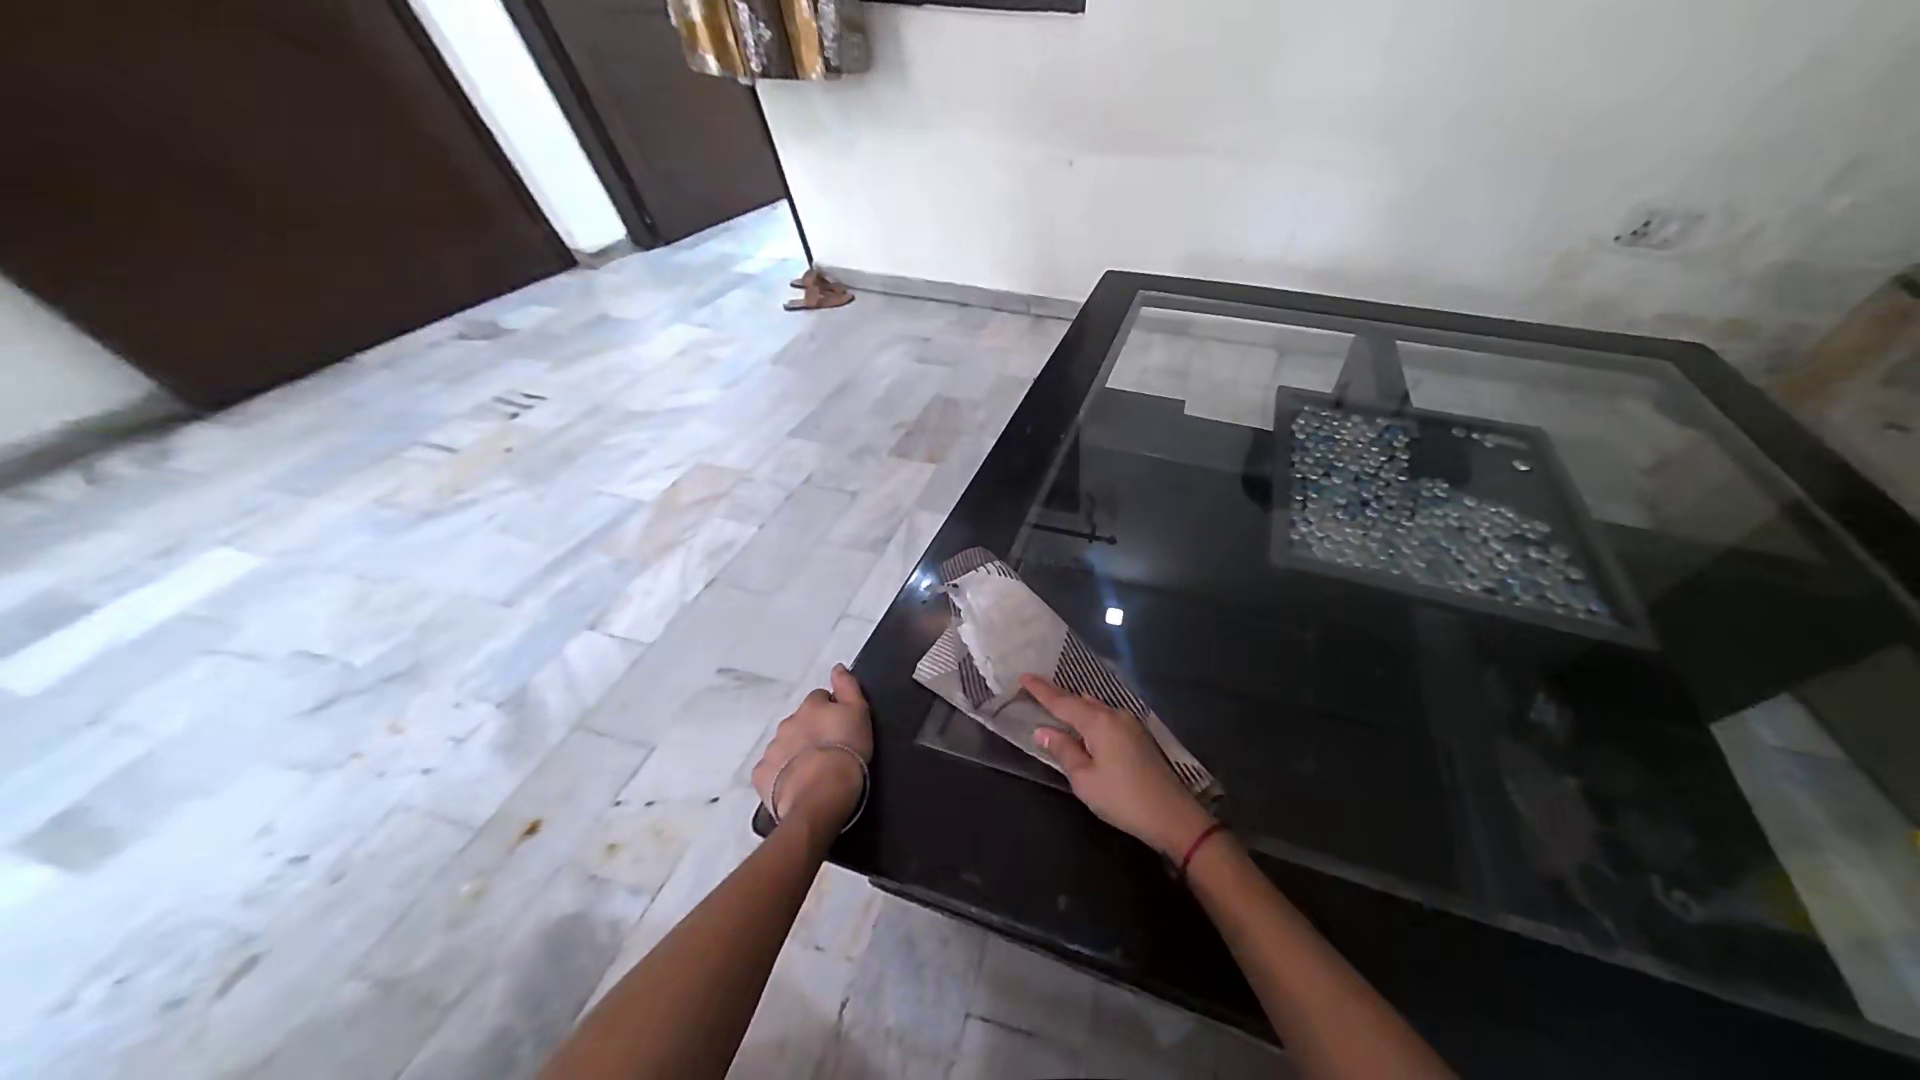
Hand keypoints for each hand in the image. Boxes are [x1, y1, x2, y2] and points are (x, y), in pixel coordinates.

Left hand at [752, 664, 871, 829]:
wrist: (821, 792)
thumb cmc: (847, 750)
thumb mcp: (859, 713)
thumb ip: (848, 686)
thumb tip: (837, 667)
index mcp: (811, 707)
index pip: (819, 698)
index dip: (830, 710)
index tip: (840, 726)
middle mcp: (787, 723)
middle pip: (799, 722)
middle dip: (809, 731)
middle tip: (827, 751)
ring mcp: (772, 749)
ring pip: (784, 744)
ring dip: (795, 752)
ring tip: (812, 771)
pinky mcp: (762, 775)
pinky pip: (771, 770)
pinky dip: (781, 774)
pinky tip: (794, 785)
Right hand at [1021, 674, 1214, 860]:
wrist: (1172, 817)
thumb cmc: (1122, 799)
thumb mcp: (1084, 779)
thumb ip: (1063, 750)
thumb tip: (1043, 731)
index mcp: (1099, 723)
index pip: (1063, 702)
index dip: (1041, 690)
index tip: (1024, 677)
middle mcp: (1115, 716)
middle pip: (1080, 701)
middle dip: (1058, 698)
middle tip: (1036, 694)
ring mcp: (1131, 725)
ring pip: (1096, 709)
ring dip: (1076, 709)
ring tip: (1056, 711)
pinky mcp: (1139, 738)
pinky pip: (1107, 719)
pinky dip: (1090, 719)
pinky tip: (1084, 730)